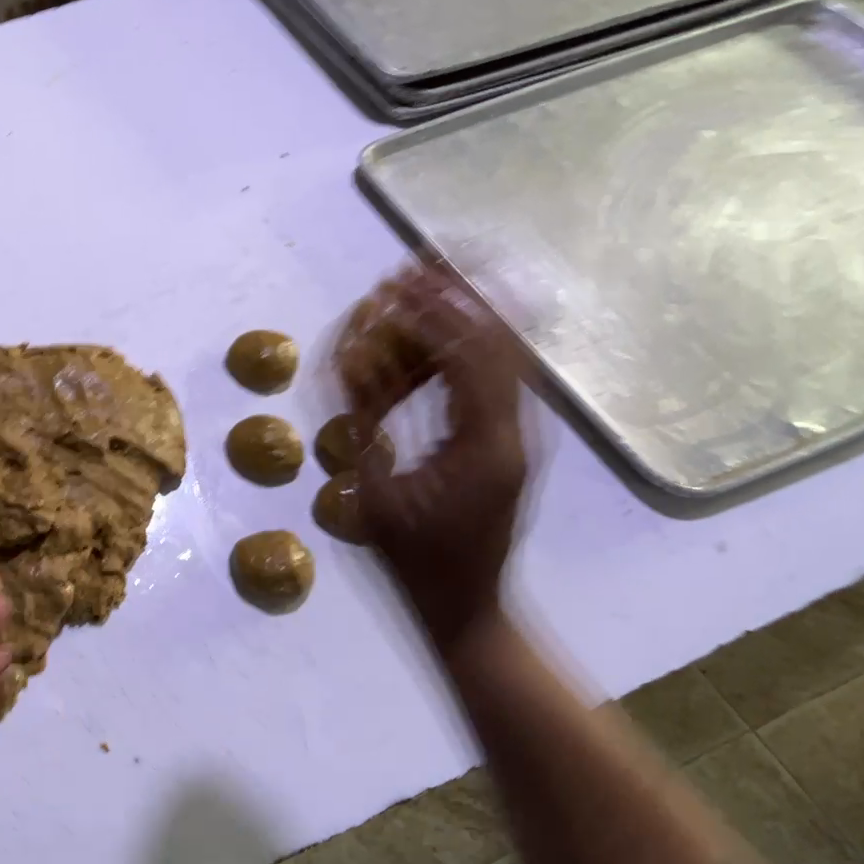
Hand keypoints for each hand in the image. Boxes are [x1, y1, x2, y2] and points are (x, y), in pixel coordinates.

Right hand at [341, 266, 527, 651]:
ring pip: (501, 356)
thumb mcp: (376, 500)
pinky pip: (492, 381)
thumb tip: (346, 369)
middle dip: (460, 294)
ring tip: (434, 274)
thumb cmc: (419, 564)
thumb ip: (365, 433)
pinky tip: (443, 325)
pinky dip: (466, 345)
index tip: (394, 283)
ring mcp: (516, 436)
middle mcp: (514, 430)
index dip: (430, 314)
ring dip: (466, 312)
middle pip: (497, 342)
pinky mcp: (506, 444)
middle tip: (427, 255)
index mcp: (486, 444)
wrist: (470, 609)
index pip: (465, 358)